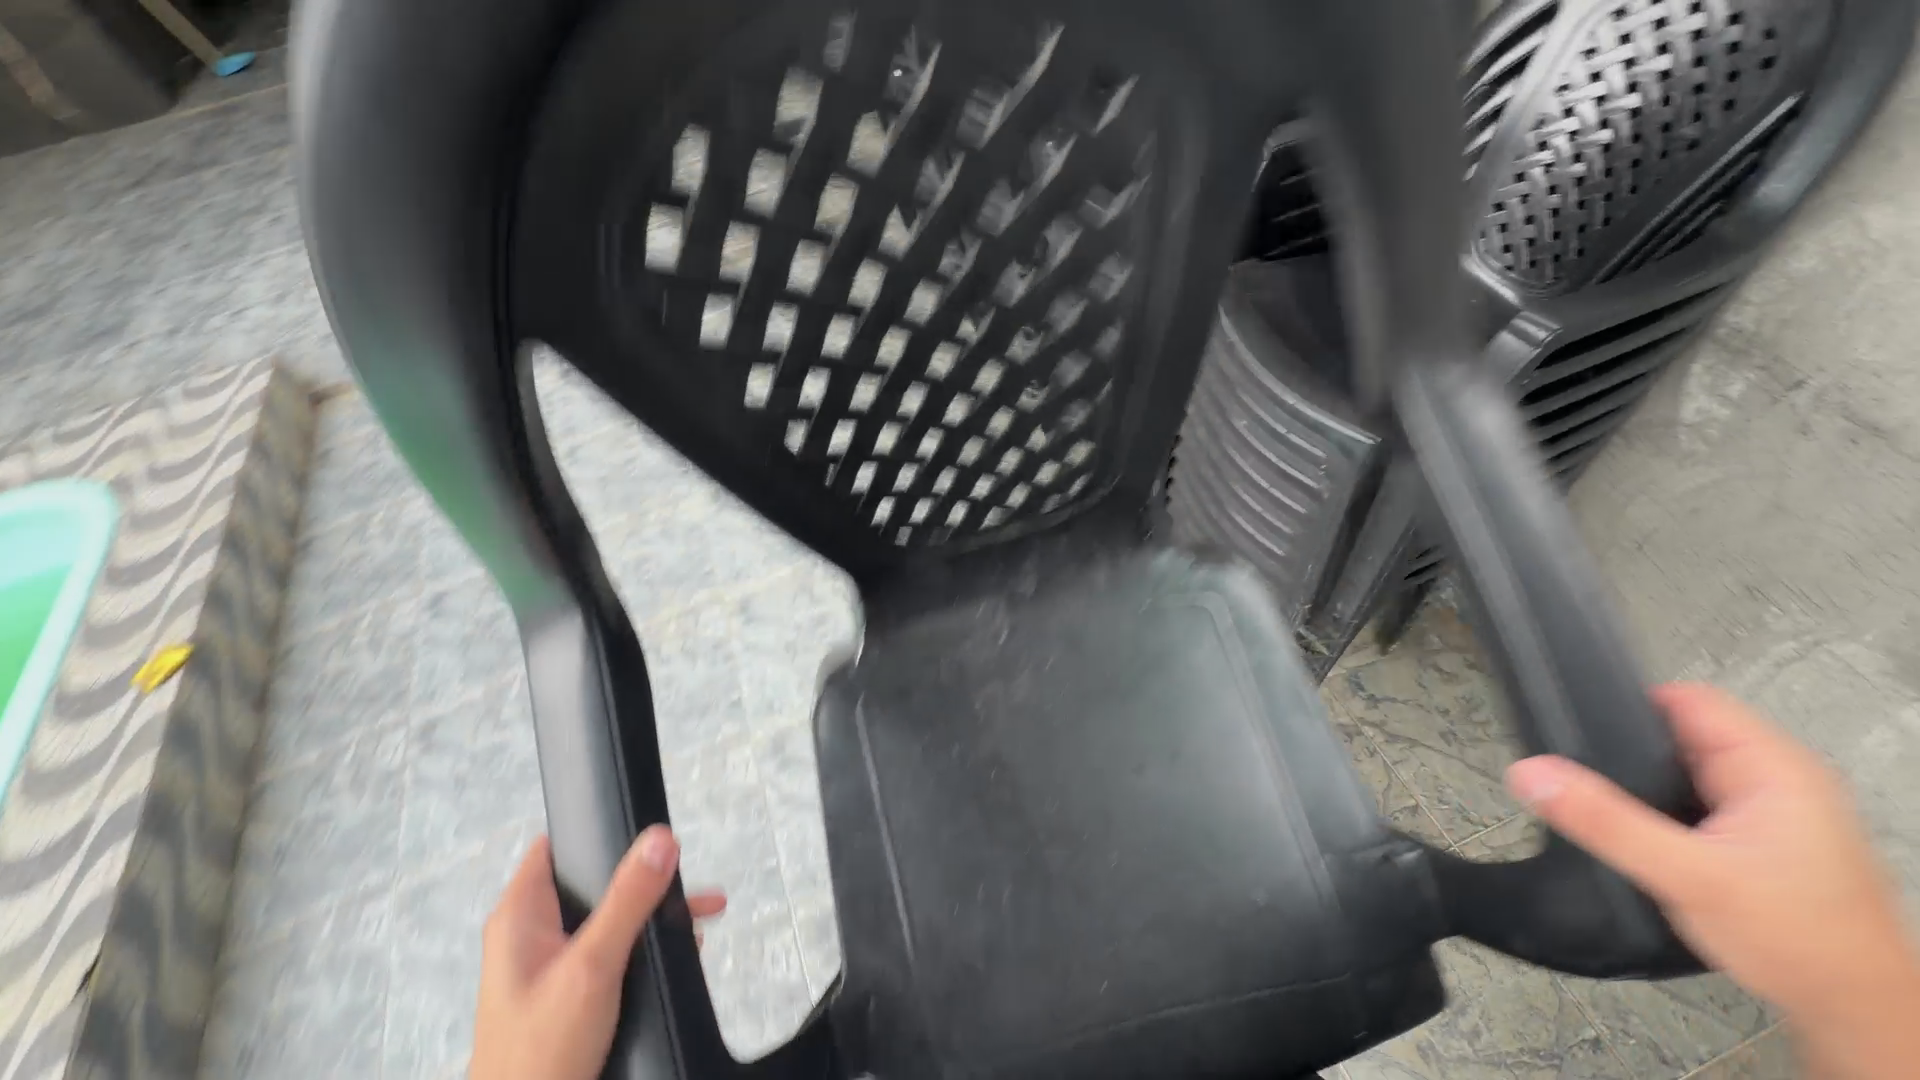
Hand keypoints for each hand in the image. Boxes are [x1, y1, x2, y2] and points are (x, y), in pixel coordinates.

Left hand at [470, 827, 725, 1079]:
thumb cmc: (541, 1052)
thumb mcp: (593, 967)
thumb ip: (628, 901)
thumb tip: (661, 838)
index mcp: (521, 916)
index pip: (557, 848)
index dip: (597, 831)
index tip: (646, 828)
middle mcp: (532, 934)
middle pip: (593, 882)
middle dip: (645, 878)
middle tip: (688, 878)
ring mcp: (550, 965)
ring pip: (609, 919)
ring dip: (653, 914)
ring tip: (703, 913)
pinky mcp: (568, 993)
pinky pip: (612, 951)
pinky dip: (645, 947)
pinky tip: (682, 952)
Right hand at [1506, 684, 1919, 1078]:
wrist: (1855, 1012)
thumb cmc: (1798, 939)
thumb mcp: (1687, 876)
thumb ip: (1604, 822)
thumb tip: (1531, 773)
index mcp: (1774, 768)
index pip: (1688, 699)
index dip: (1627, 701)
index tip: (1573, 719)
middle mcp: (1775, 779)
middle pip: (1677, 734)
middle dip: (1625, 750)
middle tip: (1575, 773)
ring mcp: (1766, 809)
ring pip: (1678, 771)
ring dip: (1638, 784)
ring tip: (1599, 805)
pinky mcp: (1753, 837)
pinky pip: (1686, 801)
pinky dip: (1654, 809)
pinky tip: (1633, 834)